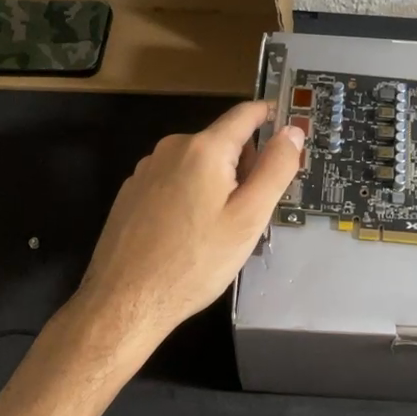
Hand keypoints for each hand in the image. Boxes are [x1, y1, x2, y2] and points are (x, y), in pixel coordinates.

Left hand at [70, 101, 303, 347]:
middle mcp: (172, 147)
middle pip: (223, 142)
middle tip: (251, 210)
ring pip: (198, 163)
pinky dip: (190, 195)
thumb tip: (292, 131)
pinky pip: (174, 180)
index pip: (246, 113)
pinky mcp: (132, 191)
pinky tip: (188, 234)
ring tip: (219, 230)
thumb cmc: (195, 262)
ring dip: (217, 183)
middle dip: (244, 165)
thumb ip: (275, 169)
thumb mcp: (249, 218)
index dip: (272, 116)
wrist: (124, 302)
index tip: (290, 131)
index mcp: (204, 148)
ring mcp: (147, 169)